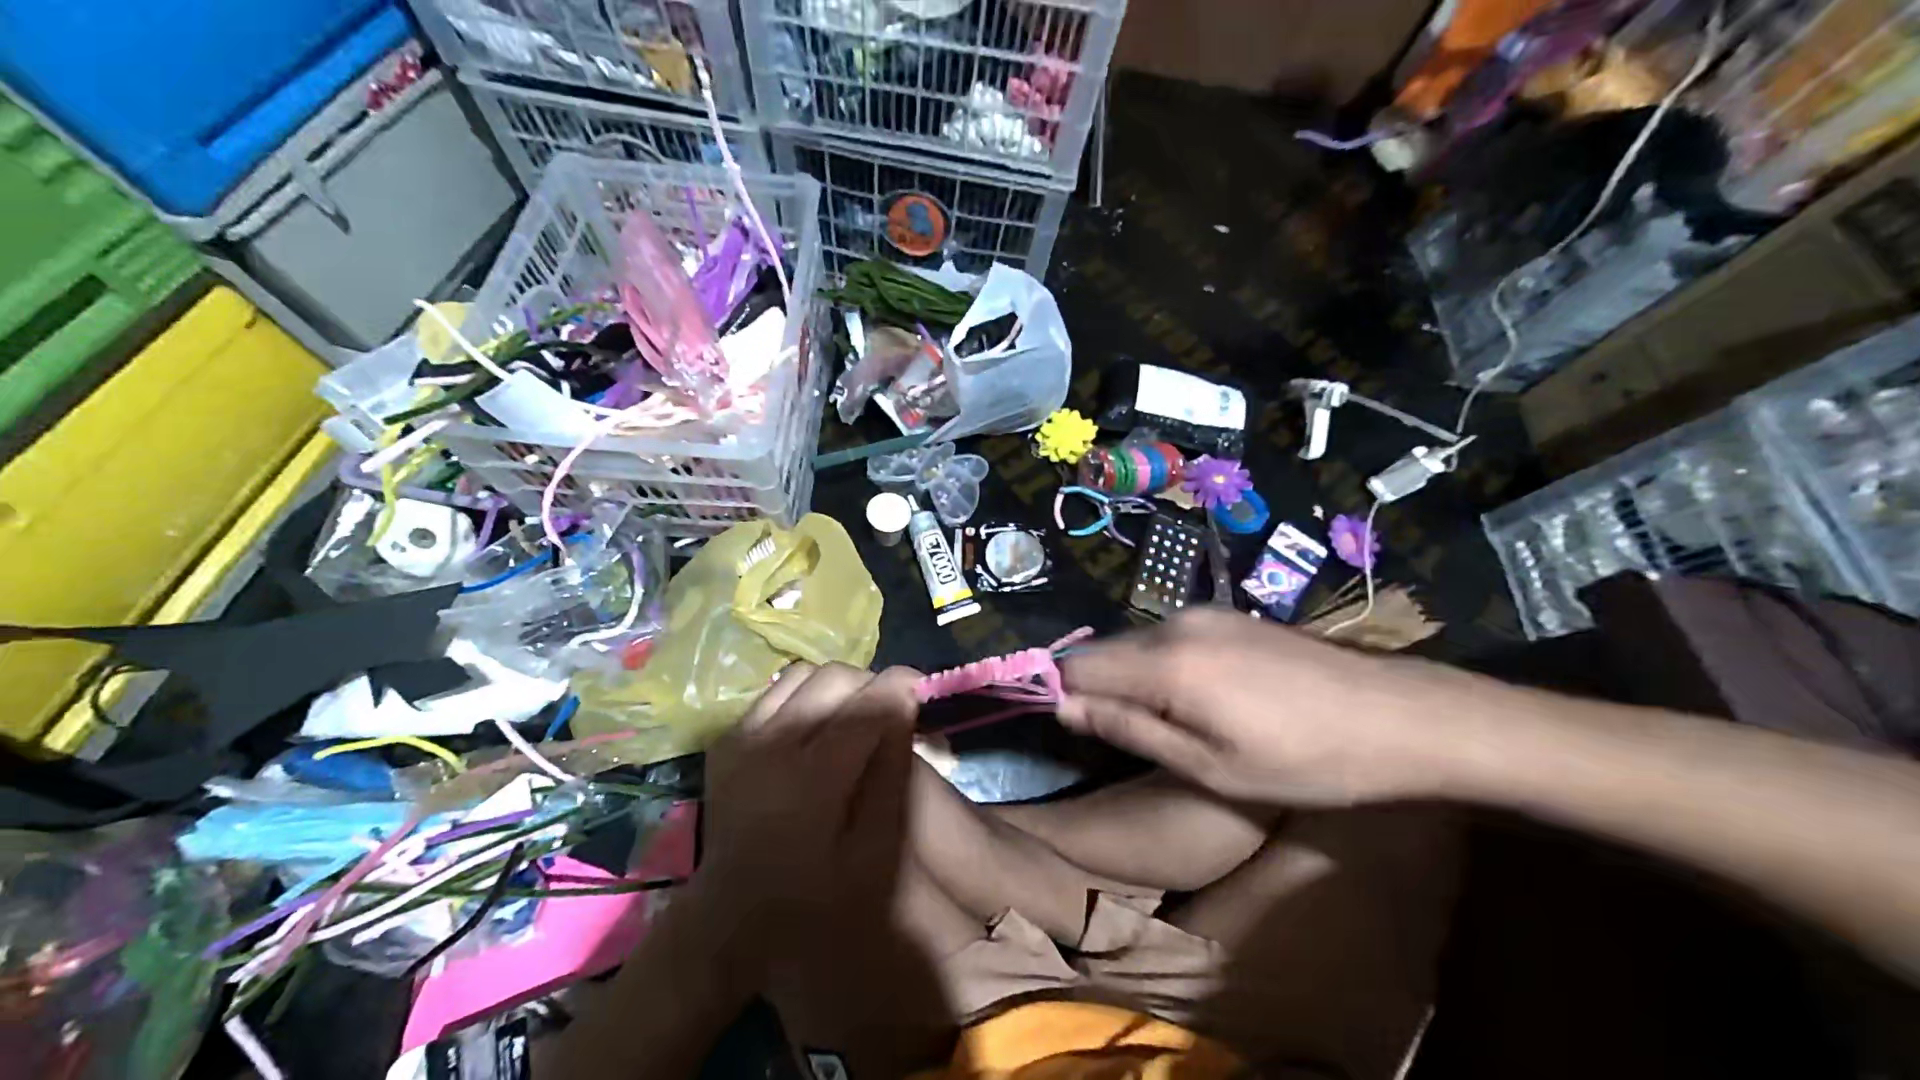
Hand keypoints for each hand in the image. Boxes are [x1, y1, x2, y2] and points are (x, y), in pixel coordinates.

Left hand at [689, 662, 921, 957]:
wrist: (731, 920)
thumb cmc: (814, 900)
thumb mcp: (872, 855)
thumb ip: (890, 778)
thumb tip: (905, 711)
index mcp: (812, 777)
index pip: (868, 703)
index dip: (903, 686)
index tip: (923, 692)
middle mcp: (773, 743)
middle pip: (836, 677)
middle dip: (872, 685)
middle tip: (891, 713)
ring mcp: (743, 737)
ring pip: (805, 673)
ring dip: (838, 686)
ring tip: (854, 717)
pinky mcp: (728, 739)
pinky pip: (776, 690)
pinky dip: (805, 695)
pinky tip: (816, 728)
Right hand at [1057, 609, 1488, 804]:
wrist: (1399, 716)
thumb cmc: (1304, 760)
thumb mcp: (1210, 767)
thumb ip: (1129, 731)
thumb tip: (1064, 708)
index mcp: (1167, 664)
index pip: (1078, 667)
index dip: (1064, 696)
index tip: (1080, 731)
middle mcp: (1175, 625)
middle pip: (1103, 651)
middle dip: (1099, 689)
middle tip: (1129, 739)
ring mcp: (1203, 613)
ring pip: (1135, 644)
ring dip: (1131, 679)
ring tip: (1171, 724)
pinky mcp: (1226, 613)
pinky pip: (1167, 637)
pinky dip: (1161, 666)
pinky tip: (1199, 697)